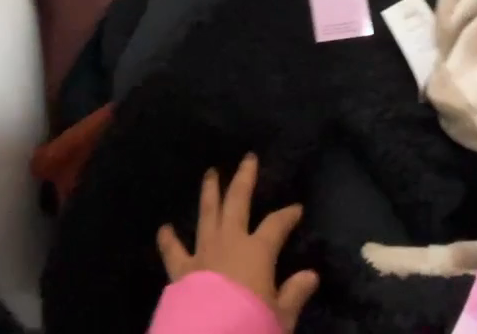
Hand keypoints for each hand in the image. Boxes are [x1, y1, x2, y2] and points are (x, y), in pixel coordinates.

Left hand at [158, 154, 318, 331]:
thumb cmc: (252, 324)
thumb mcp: (281, 316)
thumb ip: (295, 293)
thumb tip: (311, 275)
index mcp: (257, 250)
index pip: (276, 224)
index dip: (288, 214)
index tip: (296, 207)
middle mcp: (230, 242)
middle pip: (238, 202)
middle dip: (244, 178)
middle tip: (248, 158)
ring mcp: (204, 252)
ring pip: (207, 214)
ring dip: (209, 192)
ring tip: (210, 173)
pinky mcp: (182, 270)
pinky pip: (173, 251)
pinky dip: (168, 239)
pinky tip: (164, 228)